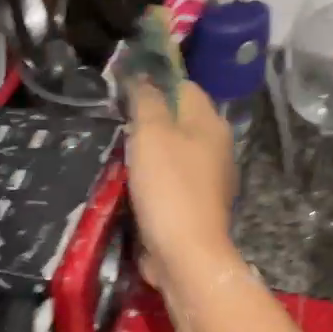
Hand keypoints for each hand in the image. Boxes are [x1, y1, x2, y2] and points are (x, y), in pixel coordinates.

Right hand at [123, 79, 238, 286]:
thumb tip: (140, 76)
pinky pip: (169, 187)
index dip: (152, 85)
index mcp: (211, 122)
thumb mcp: (151, 132)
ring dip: (147, 159)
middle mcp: (216, 148)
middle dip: (147, 125)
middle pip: (177, 123)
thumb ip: (145, 99)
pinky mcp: (195, 211)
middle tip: (116, 131)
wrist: (186, 256)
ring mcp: (208, 183)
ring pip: (172, 157)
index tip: (121, 97)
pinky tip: (132, 193)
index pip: (182, 86)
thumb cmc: (169, 189)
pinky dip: (151, 187)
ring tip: (119, 162)